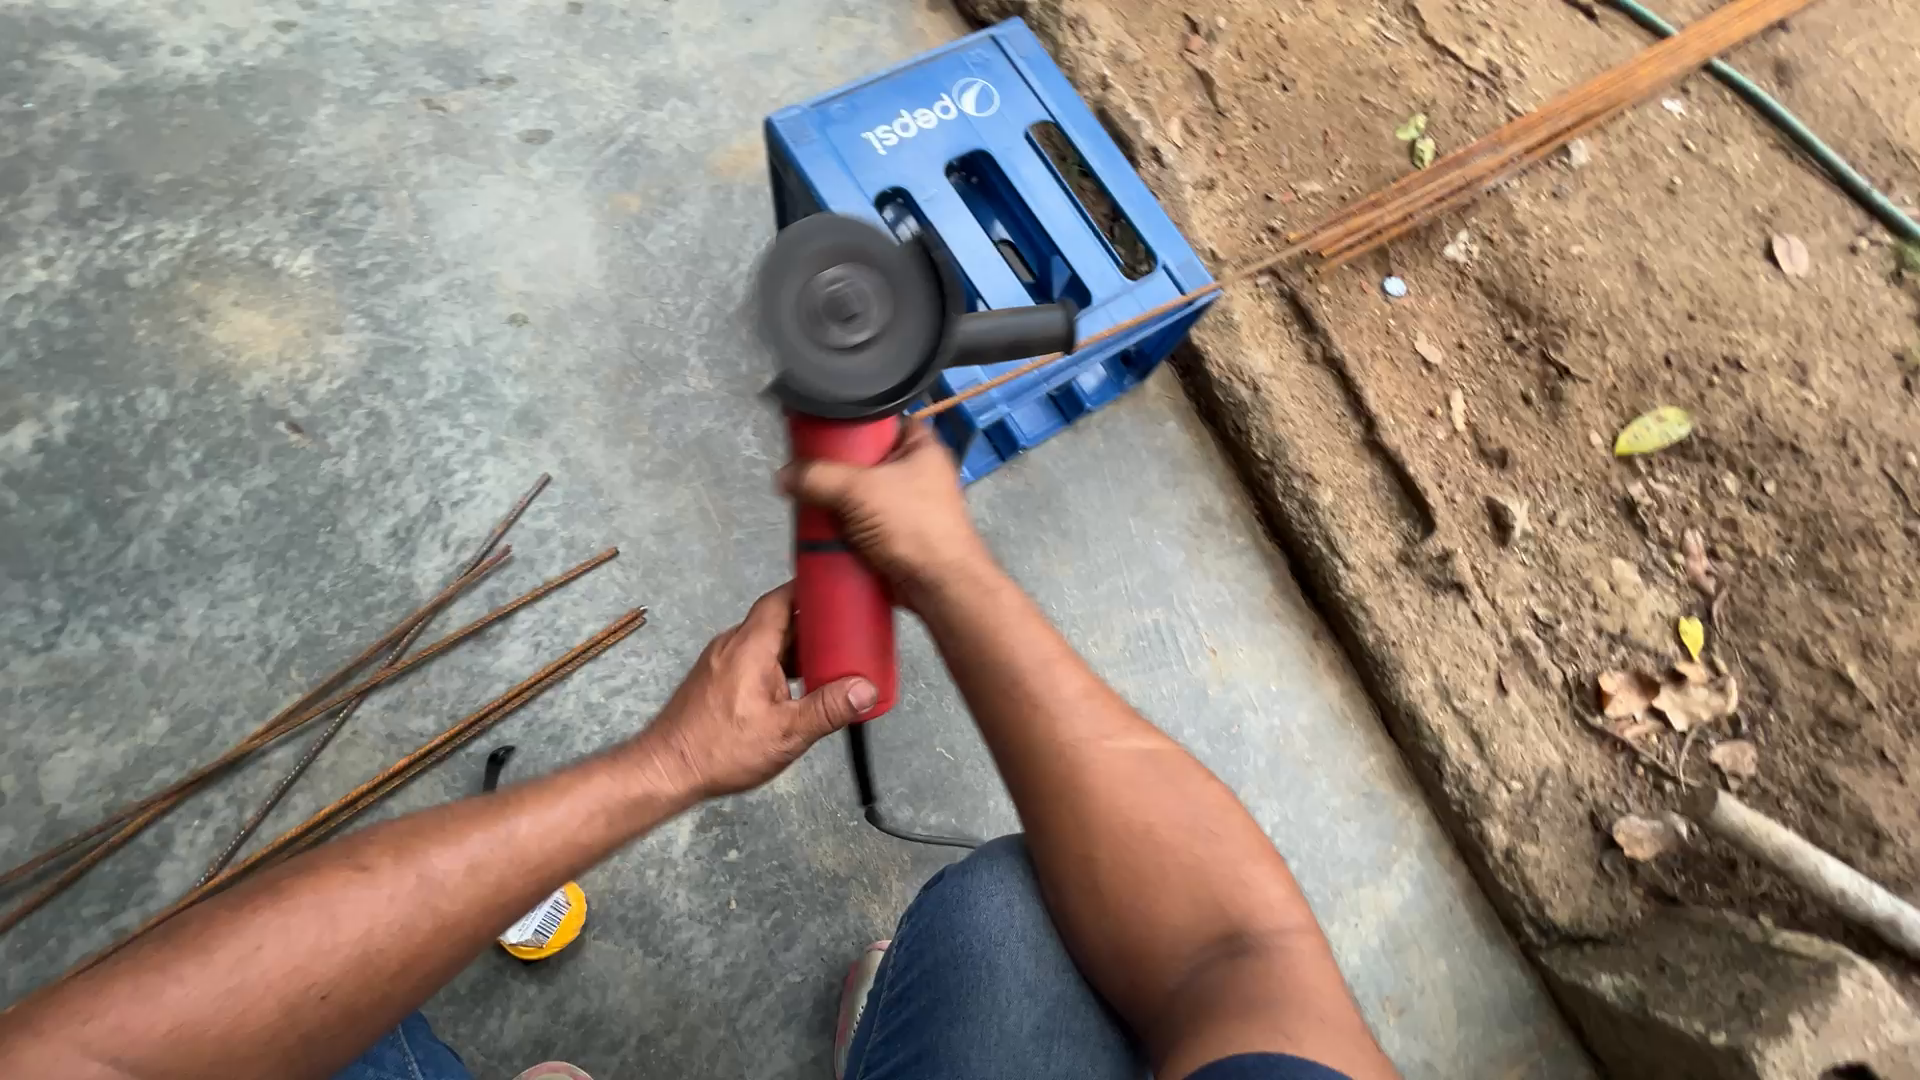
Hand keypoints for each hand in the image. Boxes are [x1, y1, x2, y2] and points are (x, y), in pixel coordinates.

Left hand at [640, 584, 875, 798]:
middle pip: (779, 619)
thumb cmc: (719, 750)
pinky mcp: (717, 679)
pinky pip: (754, 657)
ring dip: (796, 648)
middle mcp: (733, 645)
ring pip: (767, 640)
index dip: (810, 589)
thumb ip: (828, 709)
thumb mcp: (785, 733)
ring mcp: (722, 661)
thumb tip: (865, 691)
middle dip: (813, 624)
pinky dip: (779, 663)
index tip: (838, 588)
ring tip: (829, 662)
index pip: (782, 598)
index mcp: (750, 646)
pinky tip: (796, 687)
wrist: (665, 771)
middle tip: (847, 631)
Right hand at [779, 421, 995, 610]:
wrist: (938, 586)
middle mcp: (916, 473)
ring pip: (859, 496)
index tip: (821, 427)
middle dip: (835, 468)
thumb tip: (783, 477)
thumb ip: (818, 477)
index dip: (854, 422)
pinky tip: (819, 527)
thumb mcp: (859, 490)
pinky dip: (842, 527)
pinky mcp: (895, 537)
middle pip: (865, 461)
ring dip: (835, 502)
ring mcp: (906, 507)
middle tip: (804, 467)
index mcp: (920, 447)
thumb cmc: (911, 524)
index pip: (884, 421)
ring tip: (804, 499)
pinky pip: (860, 524)